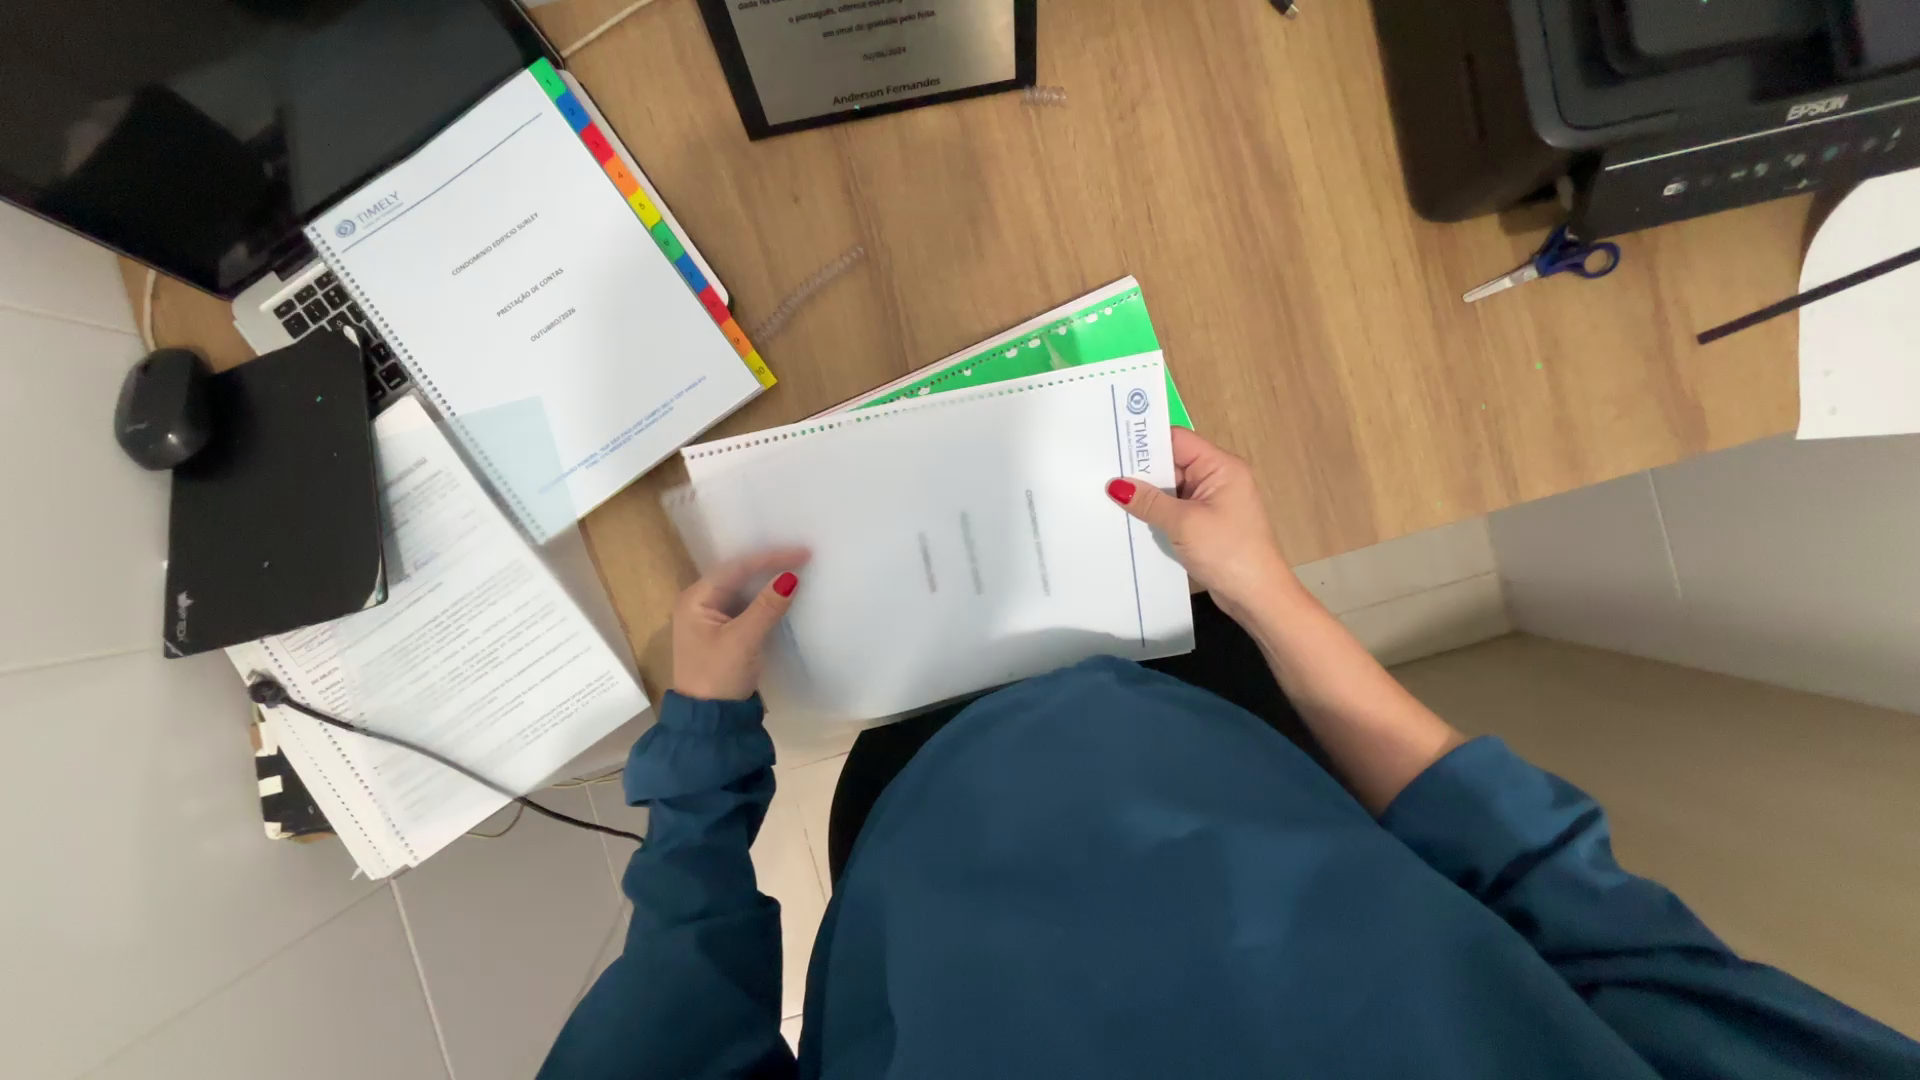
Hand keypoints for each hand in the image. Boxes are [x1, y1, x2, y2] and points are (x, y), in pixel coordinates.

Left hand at [671, 548, 810, 700]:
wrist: (708, 722)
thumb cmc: (719, 678)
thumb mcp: (744, 641)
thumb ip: (766, 607)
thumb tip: (791, 577)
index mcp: (695, 600)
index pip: (735, 568)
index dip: (769, 558)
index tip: (801, 553)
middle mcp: (700, 603)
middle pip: (737, 574)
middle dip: (768, 564)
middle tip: (801, 555)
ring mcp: (712, 618)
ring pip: (744, 590)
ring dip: (768, 581)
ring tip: (797, 568)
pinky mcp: (725, 632)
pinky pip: (747, 606)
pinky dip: (766, 599)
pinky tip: (784, 594)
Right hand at [1106, 428, 1300, 623]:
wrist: (1255, 596)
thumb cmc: (1226, 552)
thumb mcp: (1184, 523)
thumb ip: (1149, 502)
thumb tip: (1116, 485)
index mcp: (1221, 467)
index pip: (1178, 441)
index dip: (1146, 441)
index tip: (1112, 443)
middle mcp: (1217, 479)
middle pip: (1172, 463)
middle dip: (1140, 469)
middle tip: (1101, 469)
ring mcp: (1211, 502)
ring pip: (1170, 488)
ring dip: (1145, 493)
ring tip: (1106, 492)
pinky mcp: (1204, 524)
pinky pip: (1174, 509)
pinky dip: (1154, 512)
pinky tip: (1128, 516)